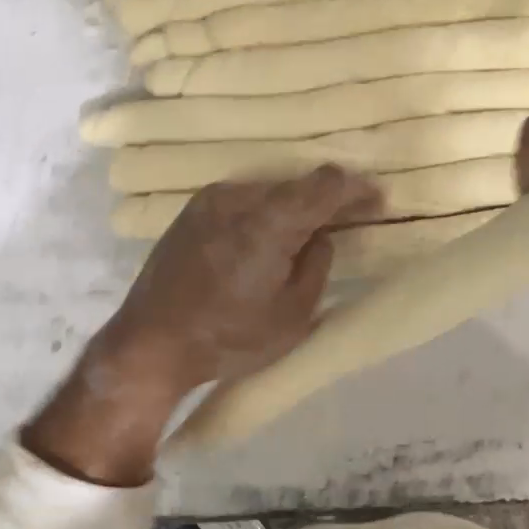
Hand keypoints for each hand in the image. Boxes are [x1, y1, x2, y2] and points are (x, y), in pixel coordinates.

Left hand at [23, 165, 379, 484]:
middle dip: (326, 199)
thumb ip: (316, 267)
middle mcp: (237, 197)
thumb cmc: (227, 338)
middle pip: (295, 184)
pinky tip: (267, 237)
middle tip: (349, 218)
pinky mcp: (189, 214)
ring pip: (266, 191)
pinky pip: (240, 202)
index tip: (378, 201)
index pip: (326, 184)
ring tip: (308, 231)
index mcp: (268, 219)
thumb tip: (320, 240)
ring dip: (291, 206)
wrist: (150, 343)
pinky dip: (262, 213)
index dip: (357, 190)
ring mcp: (207, 201)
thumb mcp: (292, 316)